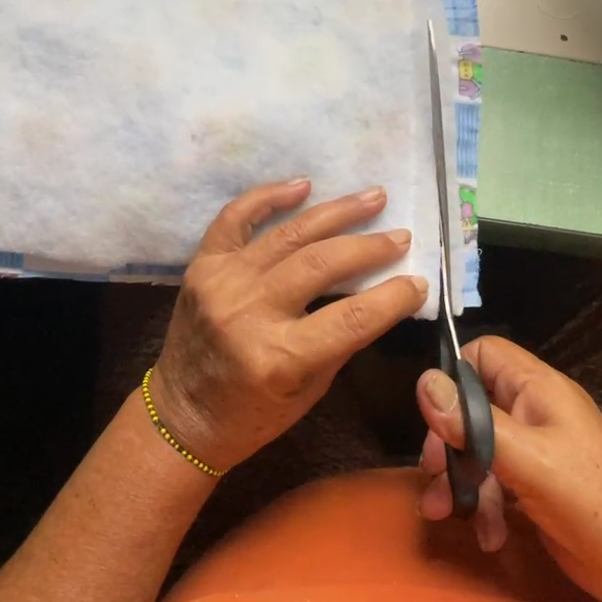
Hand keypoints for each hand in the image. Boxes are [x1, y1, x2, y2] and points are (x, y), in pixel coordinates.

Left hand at [151, 178, 428, 472]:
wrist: (182, 416)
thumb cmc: (253, 413)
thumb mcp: (311, 390)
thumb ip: (344, 339)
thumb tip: (385, 294)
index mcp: (278, 356)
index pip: (352, 317)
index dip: (393, 296)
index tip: (418, 281)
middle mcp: (248, 312)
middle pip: (322, 264)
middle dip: (370, 247)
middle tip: (401, 235)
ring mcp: (221, 283)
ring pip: (289, 235)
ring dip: (336, 212)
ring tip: (374, 198)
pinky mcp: (202, 266)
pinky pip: (235, 218)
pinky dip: (268, 197)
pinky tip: (303, 185)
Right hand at [414, 337, 601, 601]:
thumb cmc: (592, 502)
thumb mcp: (527, 459)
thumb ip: (474, 423)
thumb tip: (423, 381)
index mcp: (538, 389)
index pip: (484, 353)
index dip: (455, 375)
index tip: (433, 414)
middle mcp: (535, 413)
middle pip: (473, 407)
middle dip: (449, 443)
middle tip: (433, 473)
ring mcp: (538, 451)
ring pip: (480, 449)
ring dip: (461, 482)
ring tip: (446, 514)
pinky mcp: (538, 486)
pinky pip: (497, 483)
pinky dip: (486, 507)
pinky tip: (490, 535)